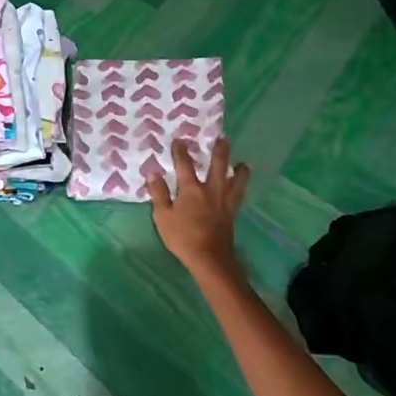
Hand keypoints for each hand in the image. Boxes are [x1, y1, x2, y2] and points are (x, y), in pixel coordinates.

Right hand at [147, 137, 249, 275]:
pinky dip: (241, 186)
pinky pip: (239, 194)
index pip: (185, 164)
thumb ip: (158, 192)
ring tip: (242, 163)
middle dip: (219, 151)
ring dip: (238, 169)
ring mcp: (224, 201)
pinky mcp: (232, 212)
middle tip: (222, 138)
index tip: (180, 139)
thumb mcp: (162, 215)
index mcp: (191, 189)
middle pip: (218, 166)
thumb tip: (153, 172)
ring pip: (235, 180)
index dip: (181, 151)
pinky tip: (241, 185)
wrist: (209, 257)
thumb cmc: (181, 236)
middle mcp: (211, 190)